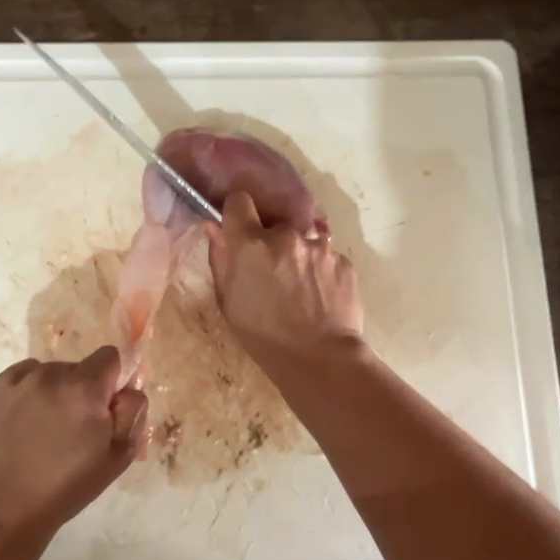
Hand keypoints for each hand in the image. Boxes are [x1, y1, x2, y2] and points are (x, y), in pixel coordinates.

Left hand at [0, 347, 148, 543]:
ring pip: (47, 371)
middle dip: (81, 388)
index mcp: (83, 388)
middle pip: (77, 366)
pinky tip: (22, 423)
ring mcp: (14, 380)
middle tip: (73, 426)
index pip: (109, 356)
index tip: (104, 406)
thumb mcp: (120, 455)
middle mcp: (48, 374)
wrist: (10, 508)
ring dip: (53, 390)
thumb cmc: (71, 484)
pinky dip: (25, 393)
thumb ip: (132, 410)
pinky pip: (19, 377)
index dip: (111, 381)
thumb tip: (127, 386)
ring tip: (45, 426)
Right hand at [205, 191, 364, 367]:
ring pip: (303, 241)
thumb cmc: (263, 336)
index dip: (238, 214)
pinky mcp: (344, 261)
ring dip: (298, 257)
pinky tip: (319, 297)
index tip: (239, 231)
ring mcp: (319, 247)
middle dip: (271, 243)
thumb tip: (215, 228)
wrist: (320, 358)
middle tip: (273, 275)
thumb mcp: (228, 302)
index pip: (239, 201)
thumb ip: (221, 259)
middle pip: (274, 225)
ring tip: (300, 290)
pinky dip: (320, 271)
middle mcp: (287, 236)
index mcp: (251, 243)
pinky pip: (325, 257)